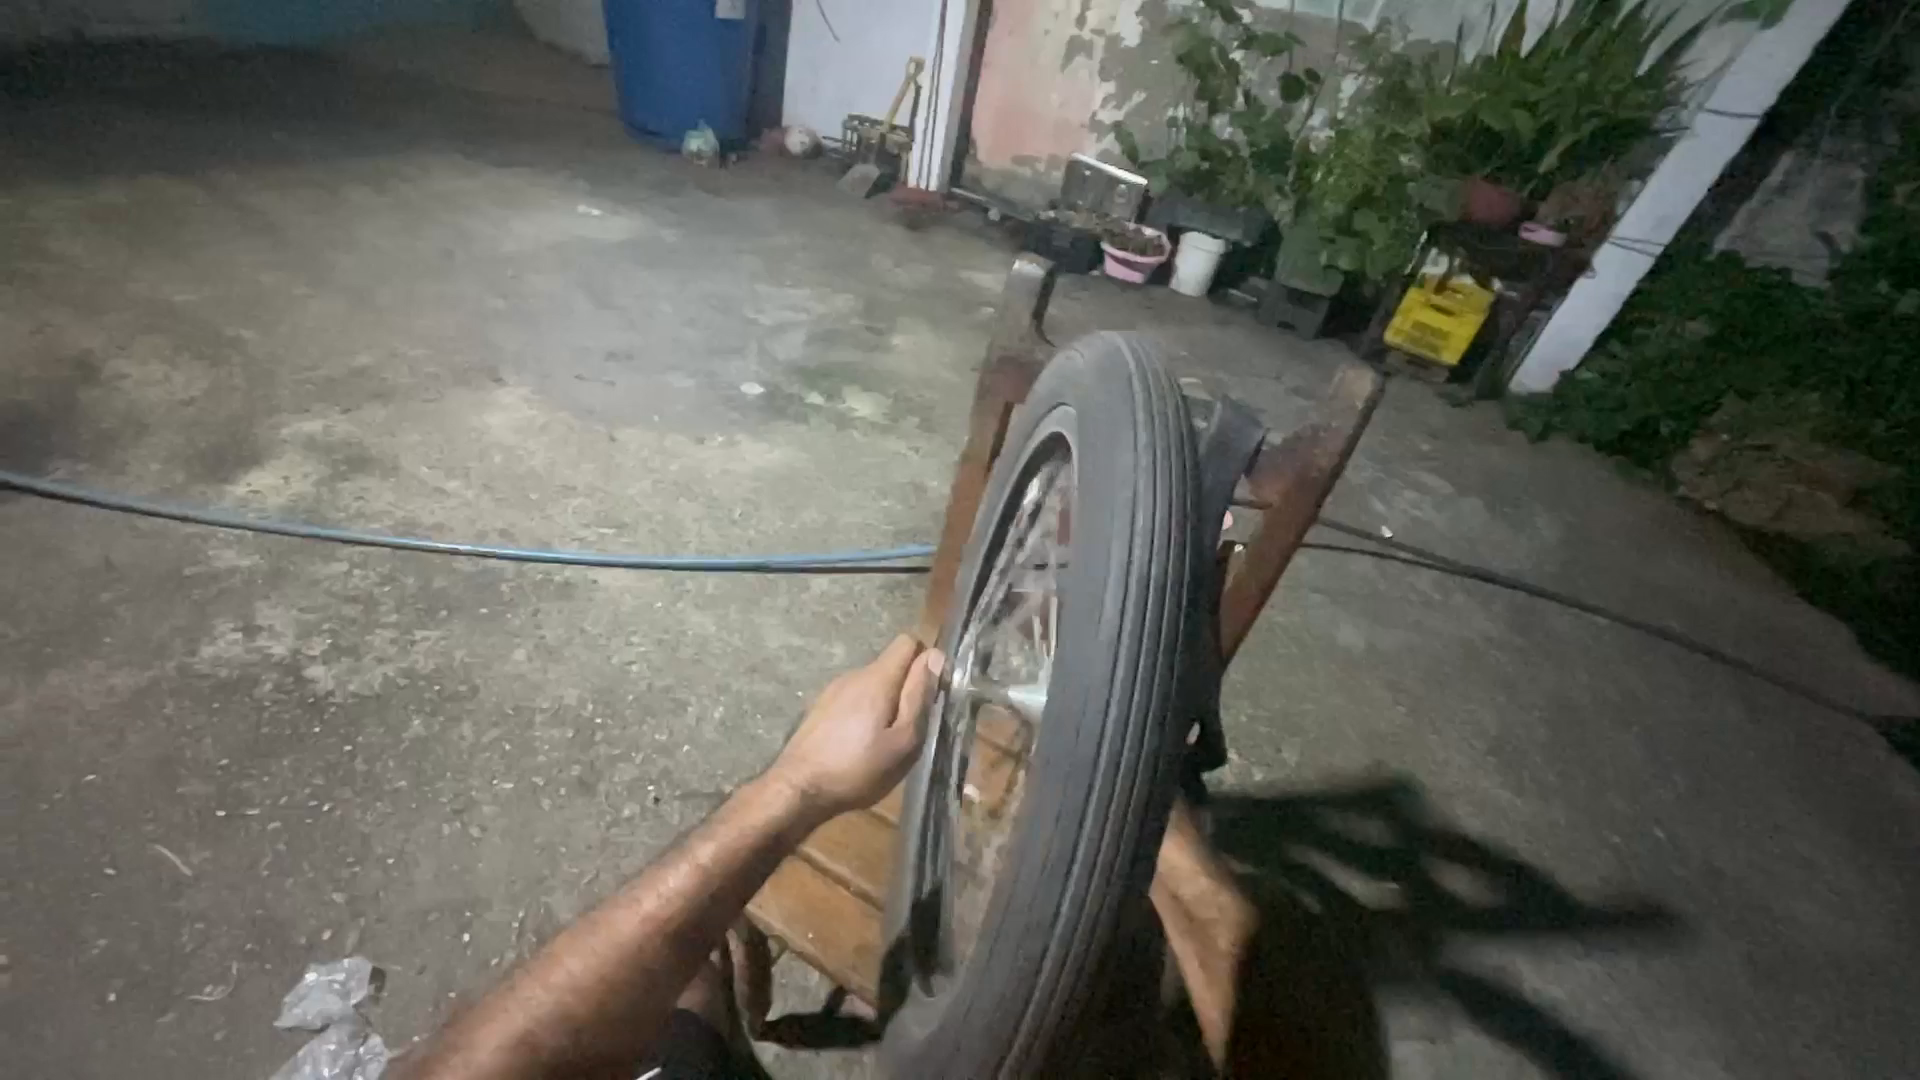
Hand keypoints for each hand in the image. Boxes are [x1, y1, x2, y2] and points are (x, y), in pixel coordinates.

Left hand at [768, 635, 942, 819]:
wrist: (798, 788)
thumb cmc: (857, 768)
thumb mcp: (903, 740)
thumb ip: (919, 695)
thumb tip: (935, 656)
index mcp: (877, 677)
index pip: (907, 642)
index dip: (925, 661)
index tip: (930, 693)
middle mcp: (854, 674)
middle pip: (891, 665)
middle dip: (906, 689)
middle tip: (907, 730)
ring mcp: (833, 689)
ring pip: (872, 684)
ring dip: (885, 703)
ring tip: (882, 742)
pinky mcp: (821, 706)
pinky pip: (854, 698)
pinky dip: (864, 713)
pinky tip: (858, 744)